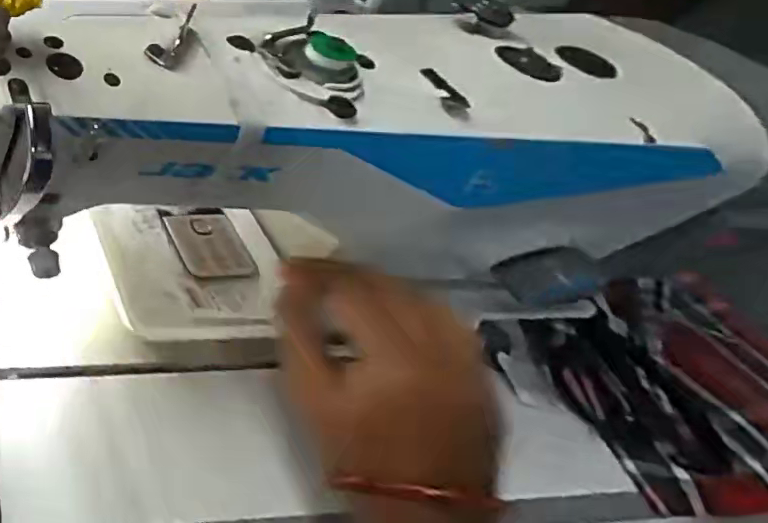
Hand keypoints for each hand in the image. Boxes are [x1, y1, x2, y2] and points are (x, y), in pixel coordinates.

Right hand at [276, 259, 501, 522]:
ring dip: (379, 284)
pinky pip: (450, 322)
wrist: (421, 510)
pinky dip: (416, 305)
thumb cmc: (356, 451)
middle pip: (387, 286)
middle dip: (342, 272)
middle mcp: (440, 355)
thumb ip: (296, 329)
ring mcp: (468, 367)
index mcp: (396, 358)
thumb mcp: (308, 389)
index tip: (286, 270)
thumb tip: (290, 287)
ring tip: (348, 285)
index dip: (313, 274)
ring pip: (421, 297)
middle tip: (309, 271)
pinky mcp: (481, 379)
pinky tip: (393, 310)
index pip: (350, 290)